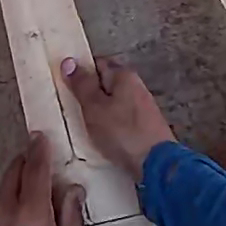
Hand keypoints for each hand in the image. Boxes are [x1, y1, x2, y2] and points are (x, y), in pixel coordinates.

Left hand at [0, 133, 88, 225]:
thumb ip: (72, 222)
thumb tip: (71, 192)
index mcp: (32, 216)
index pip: (35, 167)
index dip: (39, 149)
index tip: (40, 137)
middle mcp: (1, 213)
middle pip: (12, 174)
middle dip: (25, 169)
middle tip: (37, 179)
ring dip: (10, 202)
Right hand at [60, 57, 175, 181]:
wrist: (157, 164)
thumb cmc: (122, 132)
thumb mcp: (94, 107)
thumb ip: (81, 84)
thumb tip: (69, 61)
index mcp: (124, 75)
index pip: (97, 63)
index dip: (81, 73)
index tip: (68, 87)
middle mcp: (137, 86)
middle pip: (107, 83)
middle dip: (90, 93)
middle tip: (72, 108)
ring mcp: (144, 106)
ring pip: (114, 102)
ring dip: (100, 111)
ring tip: (86, 125)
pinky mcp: (147, 125)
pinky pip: (122, 118)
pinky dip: (111, 124)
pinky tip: (105, 136)